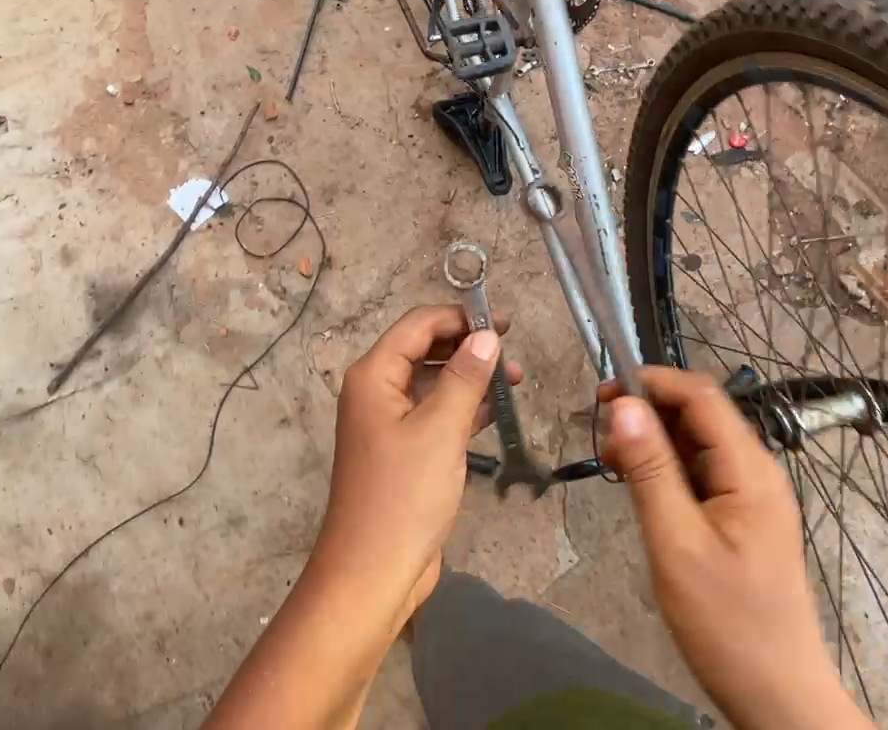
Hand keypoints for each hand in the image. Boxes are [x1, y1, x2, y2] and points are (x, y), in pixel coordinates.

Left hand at [315, 305, 521, 624]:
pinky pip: (434, 413)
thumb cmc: (403, 494)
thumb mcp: (440, 430)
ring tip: (514, 379)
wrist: (373, 569)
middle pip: (424, 350)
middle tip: (514, 352)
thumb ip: (464, 378)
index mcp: (373, 375)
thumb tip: (487, 336)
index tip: (504, 322)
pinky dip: (463, 407)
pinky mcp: (404, 450)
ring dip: (469, 377)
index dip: (458, 317)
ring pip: (432, 382)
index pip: (417, 325)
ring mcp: (389, 422)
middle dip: (467, 346)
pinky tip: (495, 409)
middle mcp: (376, 391)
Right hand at [597, 368, 873, 729]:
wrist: (778, 695)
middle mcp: (756, 471)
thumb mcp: (676, 543)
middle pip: (699, 413)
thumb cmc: (726, 622)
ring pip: (696, 440)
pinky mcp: (741, 515)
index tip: (600, 395)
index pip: (701, 395)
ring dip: (652, 439)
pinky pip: (699, 470)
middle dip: (646, 411)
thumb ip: (649, 469)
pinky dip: (664, 466)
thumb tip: (623, 405)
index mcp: (750, 470)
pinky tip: (638, 487)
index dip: (651, 382)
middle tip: (600, 438)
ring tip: (612, 463)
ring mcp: (751, 494)